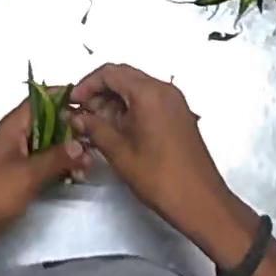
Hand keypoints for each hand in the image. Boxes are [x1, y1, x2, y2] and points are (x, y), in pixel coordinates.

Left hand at [0, 98, 88, 261]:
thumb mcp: (28, 174)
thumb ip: (56, 158)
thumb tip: (81, 144)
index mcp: (12, 127)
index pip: (38, 100)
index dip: (59, 96)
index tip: (83, 97)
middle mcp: (14, 138)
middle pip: (45, 123)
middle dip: (68, 127)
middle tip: (93, 133)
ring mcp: (16, 159)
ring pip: (46, 146)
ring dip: (65, 150)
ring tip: (89, 159)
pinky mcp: (17, 179)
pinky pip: (42, 165)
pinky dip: (58, 167)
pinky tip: (75, 175)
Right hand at [70, 63, 256, 265]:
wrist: (202, 203)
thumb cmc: (159, 177)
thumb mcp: (120, 153)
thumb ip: (94, 128)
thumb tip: (74, 116)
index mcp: (149, 92)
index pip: (110, 72)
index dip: (87, 84)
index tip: (72, 101)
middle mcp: (163, 88)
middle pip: (124, 75)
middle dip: (99, 90)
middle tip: (81, 111)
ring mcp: (174, 100)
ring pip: (136, 86)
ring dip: (114, 98)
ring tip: (96, 121)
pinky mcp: (179, 112)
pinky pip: (149, 97)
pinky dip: (130, 105)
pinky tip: (118, 126)